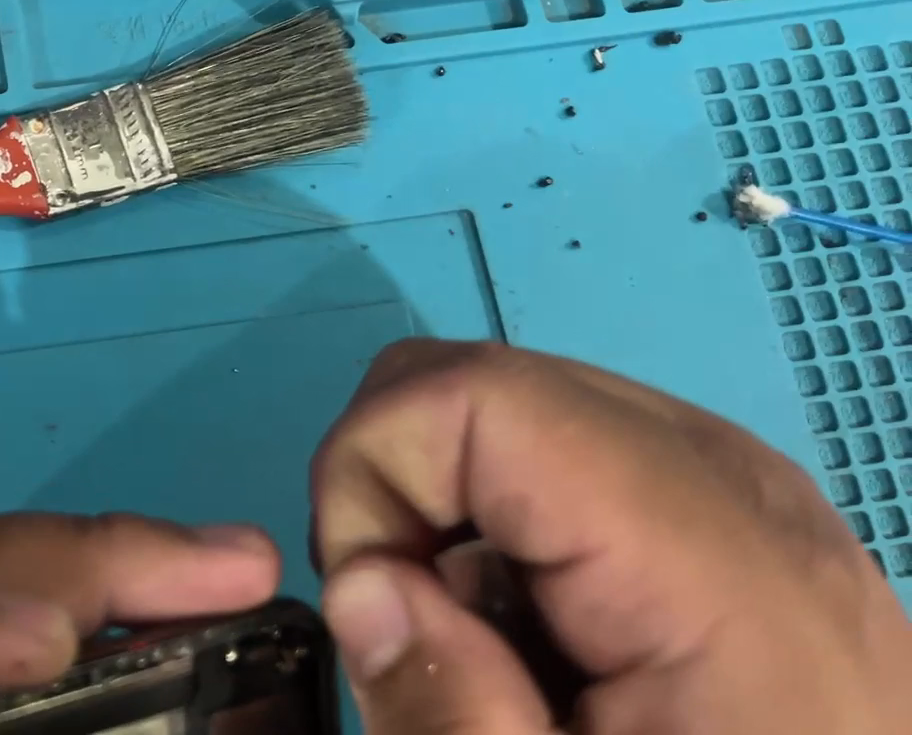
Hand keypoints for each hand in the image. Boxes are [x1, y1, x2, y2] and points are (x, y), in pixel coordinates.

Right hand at [311, 339, 911, 734]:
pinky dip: (471, 499)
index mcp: (712, 556)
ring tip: (455, 611)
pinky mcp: (698, 484)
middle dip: (384, 478)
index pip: (465, 392)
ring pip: (482, 400)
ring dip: (422, 493)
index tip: (372, 592)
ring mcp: (713, 470)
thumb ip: (446, 716)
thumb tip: (359, 586)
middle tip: (404, 604)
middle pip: (461, 377)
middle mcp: (720, 474)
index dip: (372, 468)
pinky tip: (513, 602)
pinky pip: (526, 433)